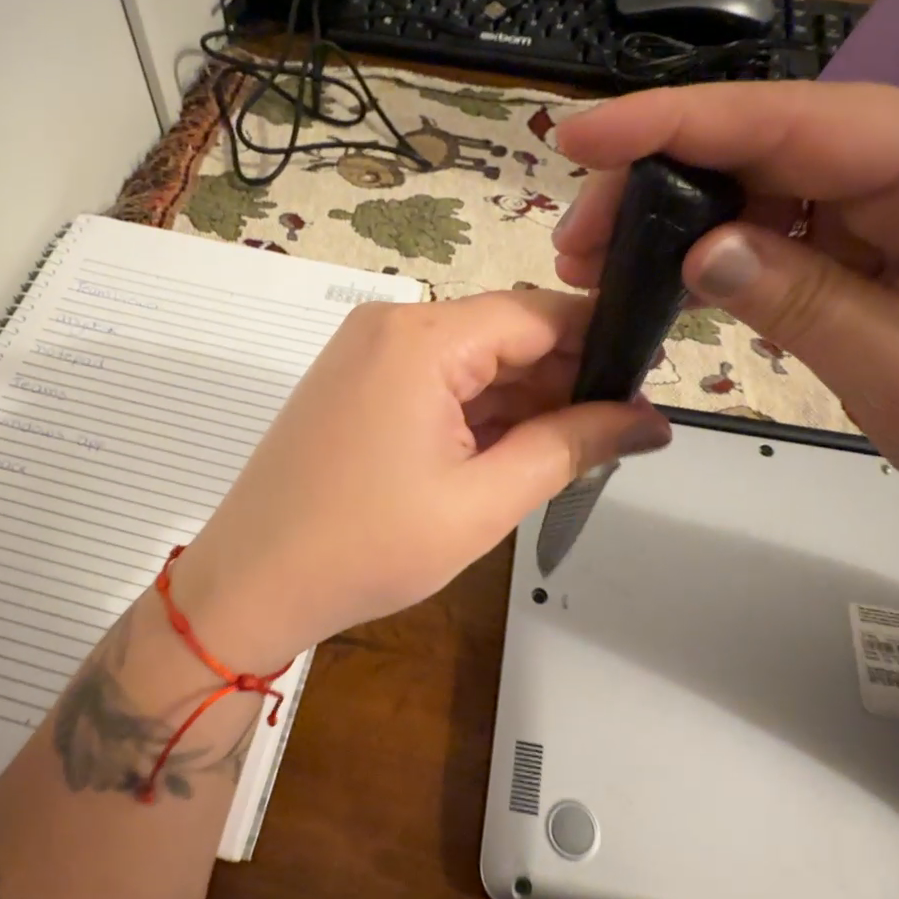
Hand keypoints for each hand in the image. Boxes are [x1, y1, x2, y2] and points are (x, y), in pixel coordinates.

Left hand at [171, 290, 671, 668]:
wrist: (249, 585)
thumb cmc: (365, 547)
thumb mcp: (483, 502)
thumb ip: (572, 447)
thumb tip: (649, 421)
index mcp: (422, 336)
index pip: (539, 313)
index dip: (601, 344)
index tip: (648, 387)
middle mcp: (392, 325)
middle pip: (506, 334)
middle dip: (564, 380)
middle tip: (617, 436)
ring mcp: (367, 353)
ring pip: (473, 360)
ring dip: (523, 402)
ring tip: (573, 453)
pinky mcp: (355, 383)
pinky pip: (435, 381)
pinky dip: (478, 412)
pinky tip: (513, 453)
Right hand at [553, 82, 898, 523]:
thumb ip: (813, 312)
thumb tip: (699, 251)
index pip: (802, 122)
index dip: (681, 122)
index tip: (580, 134)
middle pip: (771, 138)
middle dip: (660, 177)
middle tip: (578, 244)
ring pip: (766, 174)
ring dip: (679, 213)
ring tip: (603, 265)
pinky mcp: (890, 221)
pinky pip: (787, 214)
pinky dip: (720, 243)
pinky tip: (670, 273)